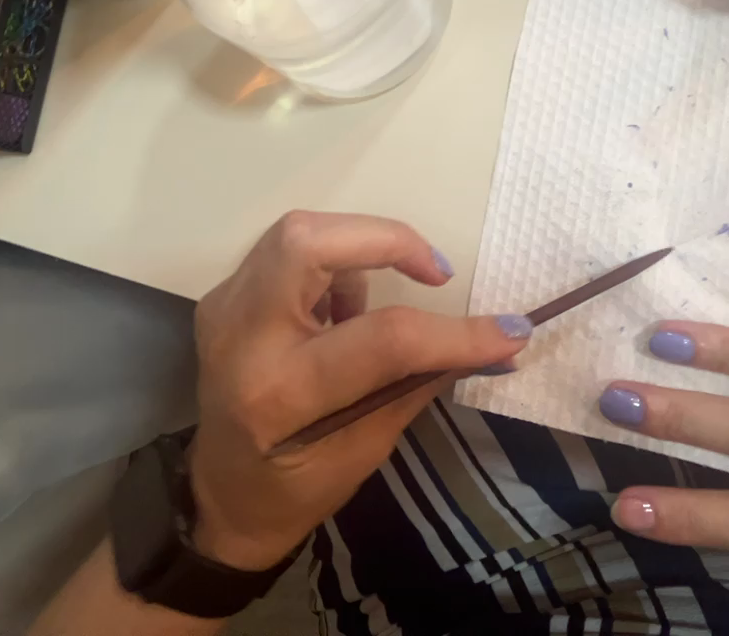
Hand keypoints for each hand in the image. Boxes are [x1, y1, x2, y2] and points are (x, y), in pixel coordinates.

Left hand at [186, 212, 531, 570]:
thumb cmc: (297, 487)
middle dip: (385, 239)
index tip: (509, 331)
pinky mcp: (225, 295)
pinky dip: (331, 265)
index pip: (380, 341)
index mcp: (281, 395)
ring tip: (369, 307)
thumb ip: (422, 381)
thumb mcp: (368, 447)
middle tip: (434, 271)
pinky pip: (288, 251)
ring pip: (297, 233)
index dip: (453, 333)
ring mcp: (225, 307)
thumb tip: (496, 341)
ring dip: (357, 251)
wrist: (219, 495)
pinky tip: (336, 312)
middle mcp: (243, 338)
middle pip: (307, 242)